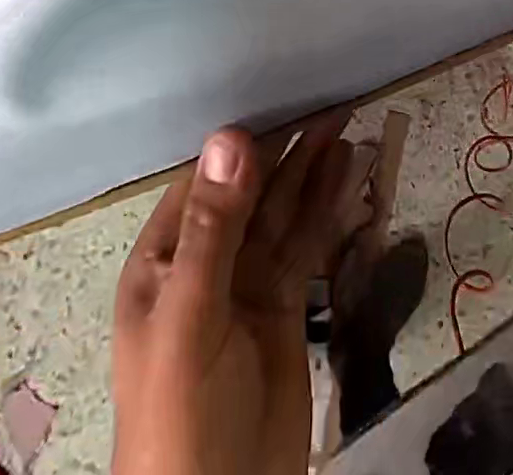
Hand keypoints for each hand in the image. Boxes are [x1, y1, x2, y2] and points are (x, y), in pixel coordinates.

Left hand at [111, 114, 360, 474]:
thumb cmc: (182, 410)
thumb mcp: (190, 313)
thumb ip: (213, 226)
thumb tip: (230, 137)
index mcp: (165, 257)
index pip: (208, 181)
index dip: (246, 144)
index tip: (288, 104)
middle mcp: (206, 260)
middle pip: (252, 192)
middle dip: (289, 150)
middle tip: (333, 107)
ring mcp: (248, 282)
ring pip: (283, 213)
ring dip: (312, 173)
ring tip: (345, 127)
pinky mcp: (284, 303)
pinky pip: (306, 244)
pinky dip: (326, 210)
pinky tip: (347, 177)